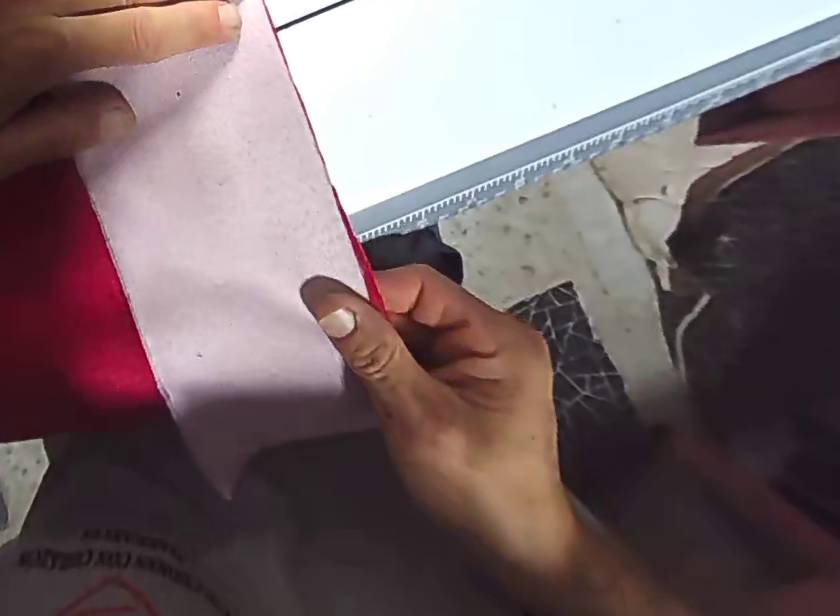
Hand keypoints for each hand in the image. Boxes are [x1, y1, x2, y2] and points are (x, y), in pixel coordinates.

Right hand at [302, 266, 576, 573]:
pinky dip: (382, 357)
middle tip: (331, 343)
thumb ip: (374, 353)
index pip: (421, 287)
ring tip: (347, 362)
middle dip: (371, 320)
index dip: (371, 291)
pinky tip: (366, 375)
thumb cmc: (477, 487)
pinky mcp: (457, 373)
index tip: (325, 310)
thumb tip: (323, 294)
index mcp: (498, 336)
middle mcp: (489, 334)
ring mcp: (475, 354)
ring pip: (406, 324)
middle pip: (412, 302)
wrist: (516, 552)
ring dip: (373, 341)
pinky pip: (409, 347)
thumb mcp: (419, 418)